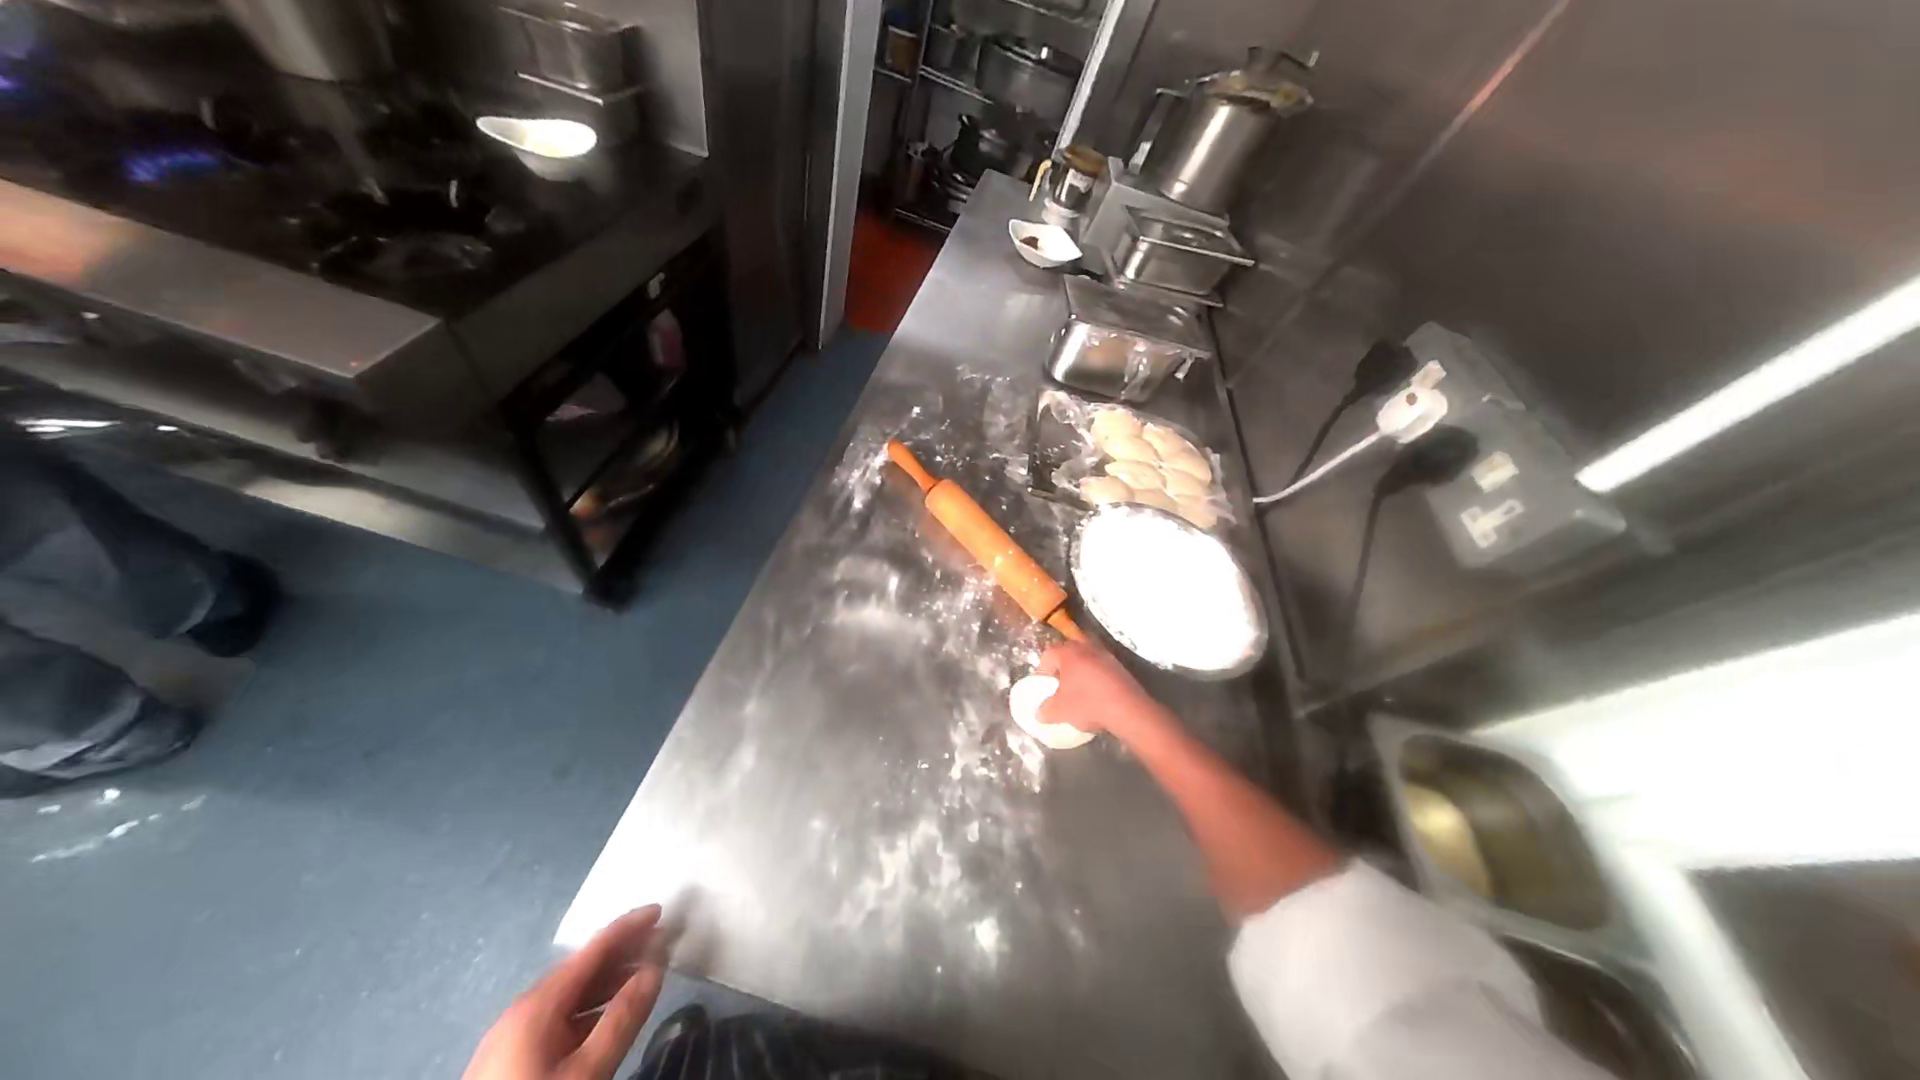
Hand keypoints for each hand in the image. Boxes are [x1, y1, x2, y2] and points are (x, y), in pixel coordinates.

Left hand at [462, 906, 665, 1079]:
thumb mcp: (587, 1073)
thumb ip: (622, 1019)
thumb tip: (654, 970)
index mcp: (537, 1006)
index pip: (592, 950)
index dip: (628, 927)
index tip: (662, 911)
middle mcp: (522, 1011)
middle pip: (580, 968)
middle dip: (622, 952)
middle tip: (662, 943)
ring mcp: (512, 1037)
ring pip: (570, 995)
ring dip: (609, 981)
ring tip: (644, 975)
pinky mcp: (510, 1061)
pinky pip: (559, 1018)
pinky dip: (590, 1007)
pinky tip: (609, 1017)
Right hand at [1037, 641, 1173, 744]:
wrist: (1128, 709)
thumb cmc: (1087, 703)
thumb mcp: (1059, 711)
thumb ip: (1045, 710)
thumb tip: (1040, 712)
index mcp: (1069, 652)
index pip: (1048, 654)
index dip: (1042, 671)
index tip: (1044, 686)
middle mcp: (1087, 647)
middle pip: (1068, 654)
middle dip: (1062, 670)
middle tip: (1059, 687)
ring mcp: (1106, 656)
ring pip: (1087, 661)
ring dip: (1080, 674)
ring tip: (1078, 693)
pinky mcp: (1121, 667)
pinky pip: (1101, 670)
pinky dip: (1096, 680)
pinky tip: (1097, 697)